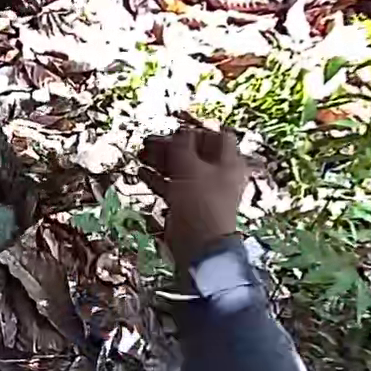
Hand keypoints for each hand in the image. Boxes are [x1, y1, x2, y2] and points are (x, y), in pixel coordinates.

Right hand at [138, 124, 250, 268]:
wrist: (198, 244)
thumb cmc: (201, 203)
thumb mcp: (191, 169)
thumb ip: (183, 147)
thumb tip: (180, 131)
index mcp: (228, 163)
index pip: (217, 136)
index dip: (196, 129)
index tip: (174, 127)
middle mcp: (217, 174)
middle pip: (195, 152)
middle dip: (172, 145)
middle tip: (150, 141)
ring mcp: (201, 190)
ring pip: (180, 168)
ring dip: (161, 160)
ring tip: (141, 154)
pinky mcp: (185, 203)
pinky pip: (170, 185)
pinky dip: (157, 178)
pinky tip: (142, 172)